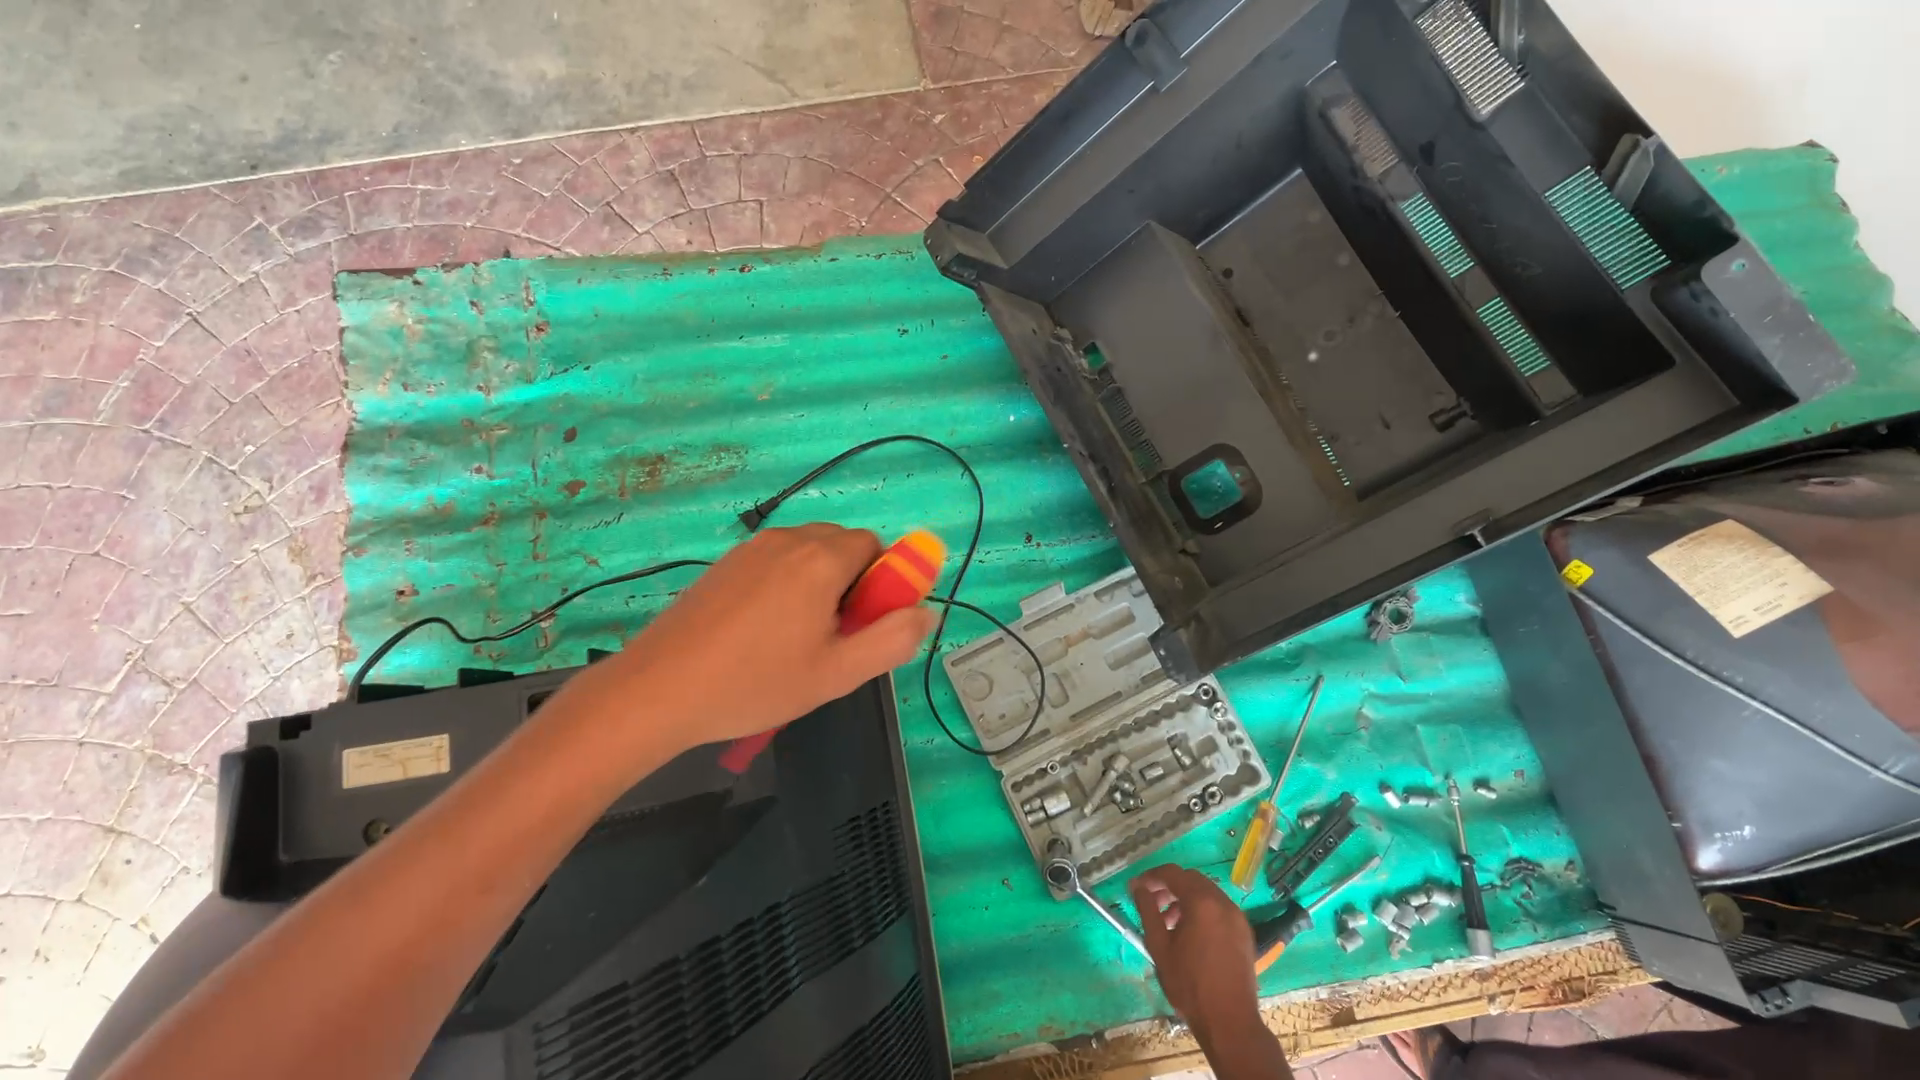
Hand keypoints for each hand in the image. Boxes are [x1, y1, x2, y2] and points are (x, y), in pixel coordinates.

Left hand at [569, 524, 936, 754]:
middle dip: (852, 583)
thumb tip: (926, 612)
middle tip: (832, 638)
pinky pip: (774, 562)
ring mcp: (750, 549)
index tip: (863, 626)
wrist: (659, 690)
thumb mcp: (837, 674)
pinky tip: (761, 634)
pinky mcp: (723, 565)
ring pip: (806, 553)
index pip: (876, 546)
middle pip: (842, 546)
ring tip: (795, 641)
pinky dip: (785, 586)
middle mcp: (787, 540)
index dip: (882, 584)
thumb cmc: (755, 684)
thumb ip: (892, 639)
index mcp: (821, 560)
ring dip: (818, 585)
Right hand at [1131, 865, 1260, 1033]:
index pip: (1173, 874)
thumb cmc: (1189, 984)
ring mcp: (1237, 917)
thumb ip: (1148, 911)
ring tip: (1169, 921)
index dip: (1151, 876)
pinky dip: (1202, 910)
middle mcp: (1223, 902)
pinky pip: (1219, 909)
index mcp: (1201, 902)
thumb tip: (1138, 887)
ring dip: (1185, 898)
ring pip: (1207, 893)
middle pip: (1191, 879)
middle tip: (1151, 902)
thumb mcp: (1159, 946)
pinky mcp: (1244, 932)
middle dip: (1169, 886)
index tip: (1136, 887)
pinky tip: (1190, 933)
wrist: (1229, 1020)